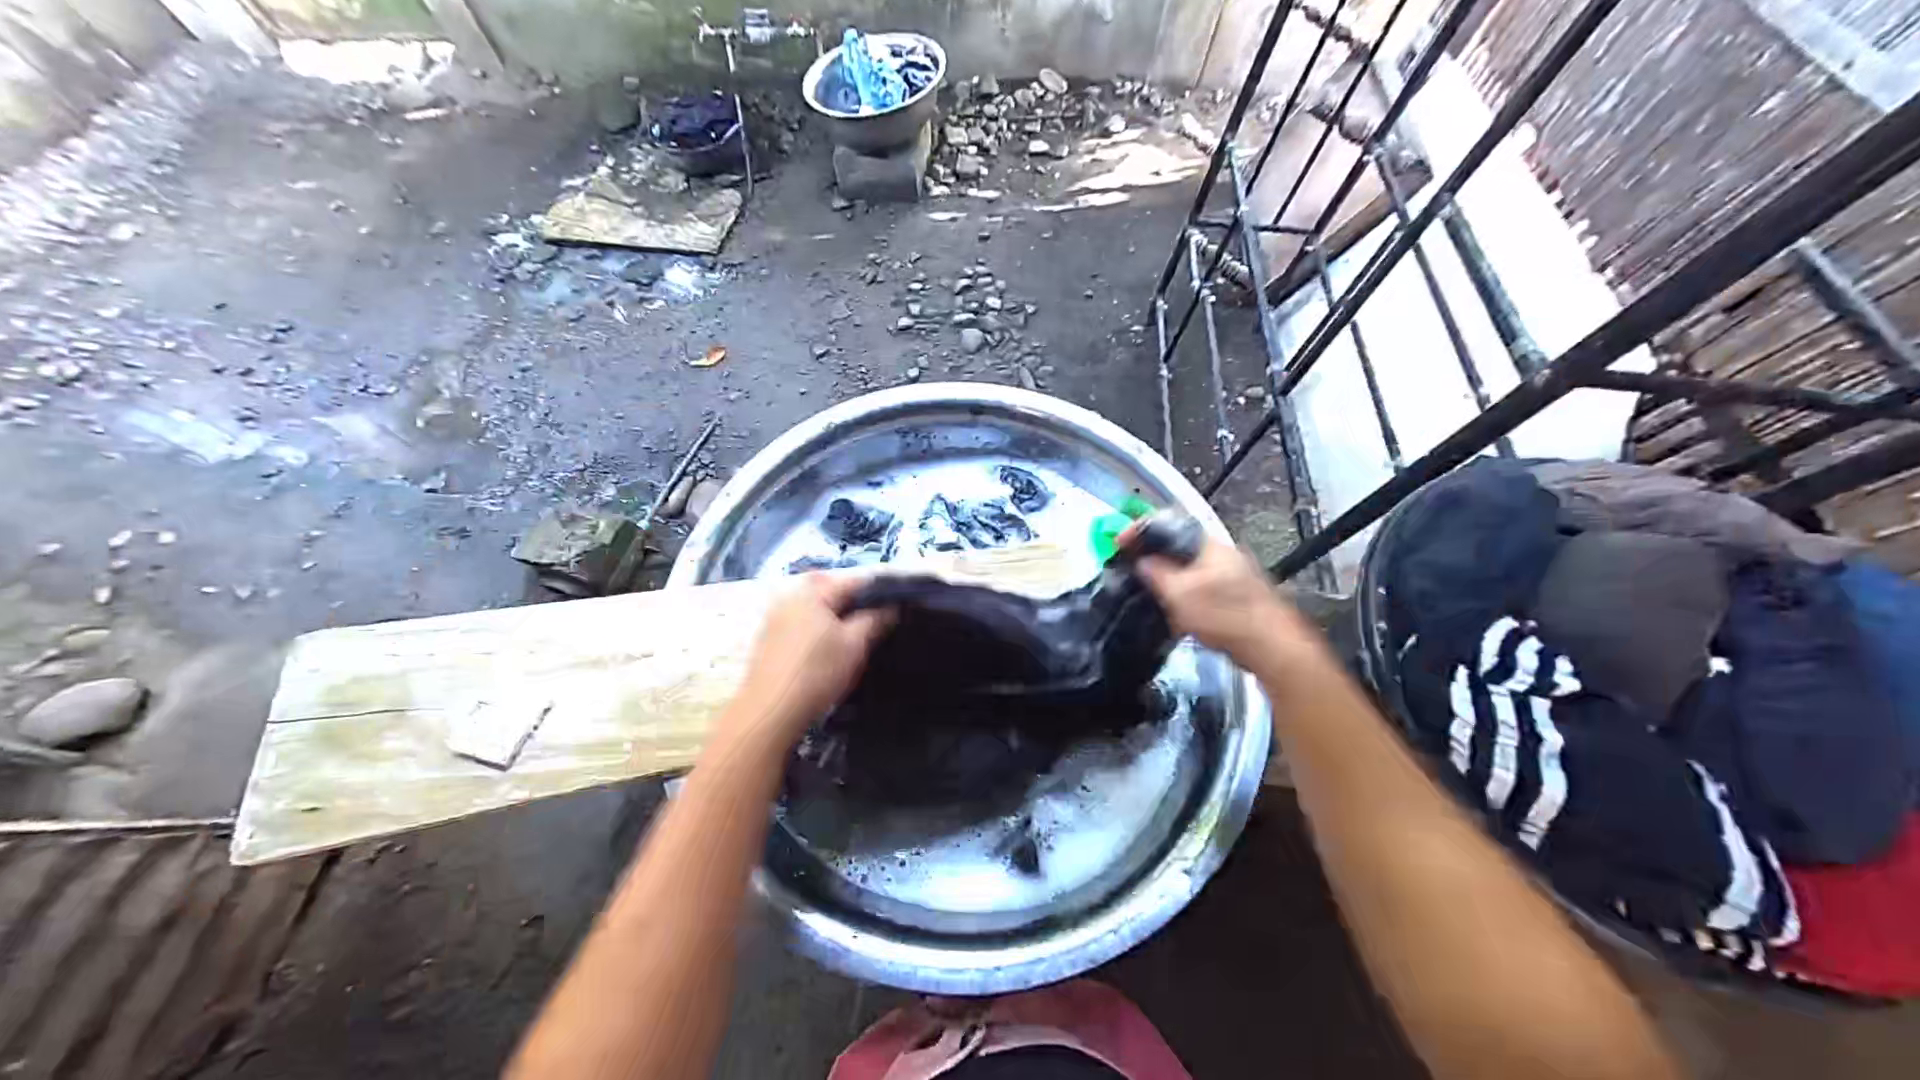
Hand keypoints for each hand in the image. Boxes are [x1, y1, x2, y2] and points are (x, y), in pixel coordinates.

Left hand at [719, 574, 892, 753]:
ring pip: (813, 608)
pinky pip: (800, 623)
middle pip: (829, 590)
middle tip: (874, 620)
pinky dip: (816, 628)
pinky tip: (826, 649)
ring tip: (853, 636)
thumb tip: (891, 606)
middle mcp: (789, 597)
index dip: (877, 592)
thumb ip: (875, 620)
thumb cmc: (817, 673)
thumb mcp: (855, 645)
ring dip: (833, 615)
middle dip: (852, 601)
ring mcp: (774, 618)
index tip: (895, 605)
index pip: (852, 582)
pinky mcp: (768, 639)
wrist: (771, 711)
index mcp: (811, 592)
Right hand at [1128, 533, 1321, 668]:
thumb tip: (1142, 561)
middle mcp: (1220, 554)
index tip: (1118, 542)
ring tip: (1146, 591)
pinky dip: (1181, 594)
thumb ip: (1156, 573)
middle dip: (1151, 555)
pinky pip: (1199, 587)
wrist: (1272, 646)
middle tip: (1129, 566)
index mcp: (1207, 545)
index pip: (1167, 525)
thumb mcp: (1179, 593)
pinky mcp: (1235, 597)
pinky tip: (1173, 612)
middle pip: (1178, 546)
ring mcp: (1231, 575)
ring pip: (1188, 569)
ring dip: (1166, 577)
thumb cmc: (1224, 615)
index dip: (1139, 530)